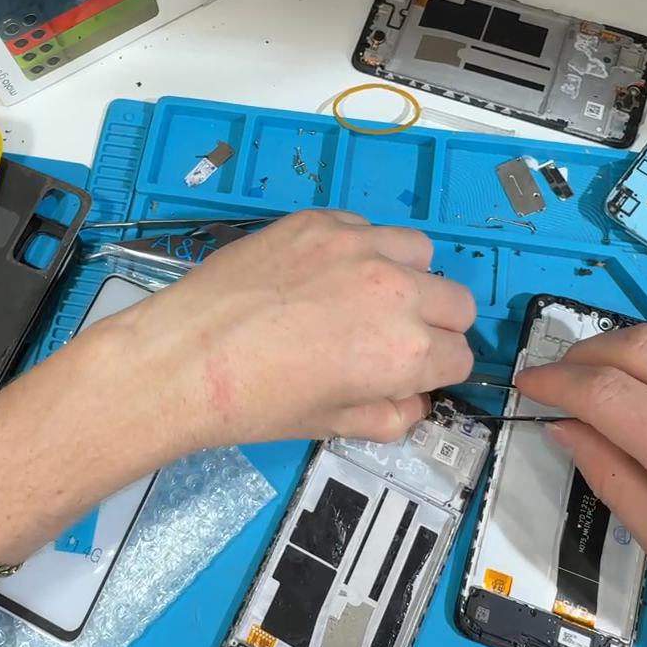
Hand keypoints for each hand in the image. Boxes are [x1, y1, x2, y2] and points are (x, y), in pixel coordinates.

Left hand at [83, 210, 476, 451]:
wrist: (185, 357)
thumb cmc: (252, 401)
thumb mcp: (330, 425)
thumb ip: (389, 416)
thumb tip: (410, 401)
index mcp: (405, 349)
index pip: (460, 356)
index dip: (437, 371)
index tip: (412, 373)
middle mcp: (394, 290)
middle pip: (456, 302)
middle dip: (435, 326)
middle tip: (391, 339)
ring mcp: (357, 245)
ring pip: (419, 252)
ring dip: (406, 277)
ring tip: (363, 297)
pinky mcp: (320, 220)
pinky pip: (366, 227)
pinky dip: (360, 249)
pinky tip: (322, 273)